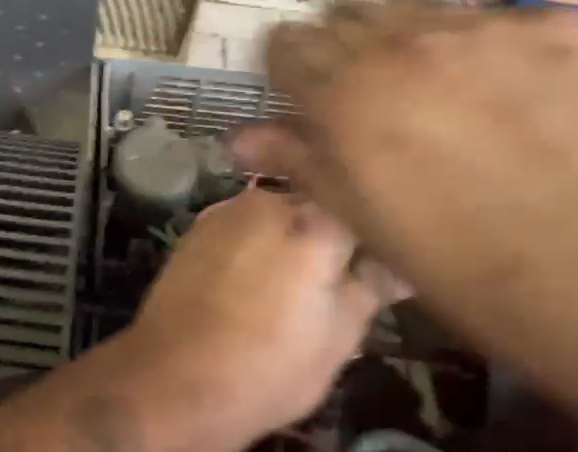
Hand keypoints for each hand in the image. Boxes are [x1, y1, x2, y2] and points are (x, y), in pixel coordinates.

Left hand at [115, 187, 382, 444]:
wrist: (176, 377)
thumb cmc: (269, 366)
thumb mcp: (337, 340)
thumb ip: (370, 289)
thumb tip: (401, 265)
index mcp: (315, 224)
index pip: (361, 209)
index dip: (373, 235)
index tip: (377, 263)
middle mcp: (270, 201)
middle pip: (315, 204)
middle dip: (328, 234)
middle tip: (332, 280)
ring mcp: (228, 208)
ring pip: (276, 212)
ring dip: (289, 236)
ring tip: (288, 285)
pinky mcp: (198, 224)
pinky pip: (242, 223)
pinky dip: (254, 241)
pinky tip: (250, 280)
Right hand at [235, 3, 577, 349]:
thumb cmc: (494, 280)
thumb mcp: (381, 234)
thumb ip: (307, 167)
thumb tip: (241, 136)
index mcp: (346, 98)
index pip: (287, 48)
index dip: (293, 70)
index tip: (309, 93)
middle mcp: (401, 44)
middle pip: (344, 16)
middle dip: (348, 48)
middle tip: (381, 95)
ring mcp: (481, 27)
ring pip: (416, 9)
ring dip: (412, 39)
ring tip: (449, 89)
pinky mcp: (553, 24)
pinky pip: (496, 22)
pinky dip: (491, 50)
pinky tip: (530, 98)